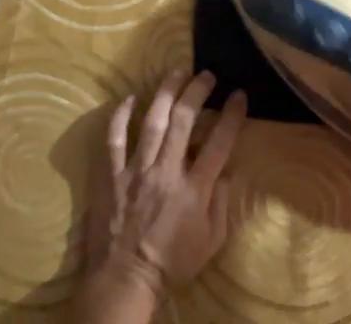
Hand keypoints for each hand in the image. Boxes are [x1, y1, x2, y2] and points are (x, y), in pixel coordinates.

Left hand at [78, 70, 247, 316]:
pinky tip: (131, 97)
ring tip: (176, 71)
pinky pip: (114, 137)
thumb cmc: (173, 261)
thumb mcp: (212, 240)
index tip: (239, 93)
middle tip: (206, 74)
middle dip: (197, 91)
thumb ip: (222, 203)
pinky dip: (121, 115)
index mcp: (195, 189)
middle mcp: (166, 171)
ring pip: (152, 120)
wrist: (125, 278)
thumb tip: (227, 170)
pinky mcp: (111, 174)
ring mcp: (136, 169)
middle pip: (185, 120)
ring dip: (166, 92)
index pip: (219, 143)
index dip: (232, 115)